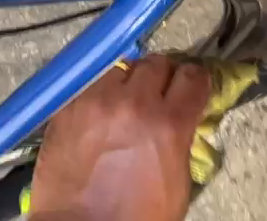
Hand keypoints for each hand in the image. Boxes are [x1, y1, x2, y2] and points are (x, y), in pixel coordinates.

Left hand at [30, 55, 211, 220]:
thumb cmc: (135, 219)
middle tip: (159, 93)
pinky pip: (93, 84)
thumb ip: (181, 141)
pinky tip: (101, 114)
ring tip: (126, 102)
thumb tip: (183, 117)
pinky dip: (102, 94)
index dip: (195, 81)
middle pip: (158, 63)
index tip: (192, 86)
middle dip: (162, 77)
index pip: (193, 77)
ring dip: (130, 82)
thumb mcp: (176, 185)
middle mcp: (135, 103)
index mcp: (169, 125)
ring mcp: (99, 100)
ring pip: (124, 67)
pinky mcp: (71, 105)